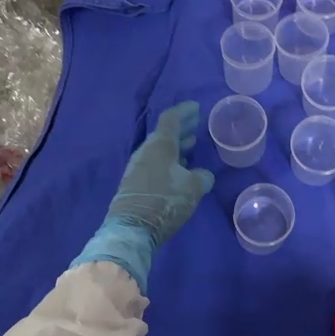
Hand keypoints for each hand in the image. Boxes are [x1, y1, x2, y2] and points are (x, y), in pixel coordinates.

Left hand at [106, 102, 215, 244]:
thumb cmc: (165, 200)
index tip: (196, 108)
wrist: (132, 228)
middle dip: (181, 129)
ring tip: (190, 146)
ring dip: (175, 147)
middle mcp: (146, 152)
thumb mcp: (193, 188)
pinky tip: (179, 170)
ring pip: (159, 150)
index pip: (171, 119)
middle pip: (164, 134)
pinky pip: (155, 164)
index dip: (184, 111)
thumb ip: (202, 177)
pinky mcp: (134, 183)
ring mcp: (137, 168)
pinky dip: (169, 161)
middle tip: (196, 126)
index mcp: (159, 145)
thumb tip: (202, 175)